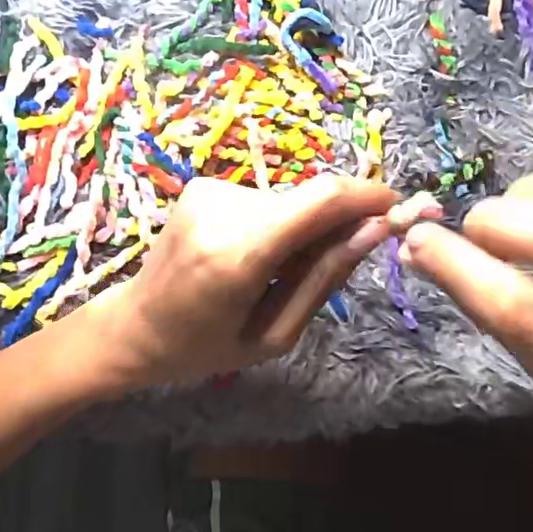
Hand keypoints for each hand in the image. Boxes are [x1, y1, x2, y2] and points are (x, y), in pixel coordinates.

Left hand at [90, 175, 400, 387]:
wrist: (134, 325)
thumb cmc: (204, 346)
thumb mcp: (274, 333)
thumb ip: (325, 277)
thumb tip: (375, 230)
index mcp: (238, 255)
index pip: (320, 199)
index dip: (367, 196)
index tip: (397, 210)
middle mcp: (222, 210)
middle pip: (309, 199)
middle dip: (335, 224)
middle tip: (327, 267)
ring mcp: (207, 191)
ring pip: (287, 201)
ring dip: (300, 228)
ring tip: (274, 271)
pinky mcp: (201, 185)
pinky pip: (263, 200)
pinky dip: (274, 223)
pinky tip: (251, 256)